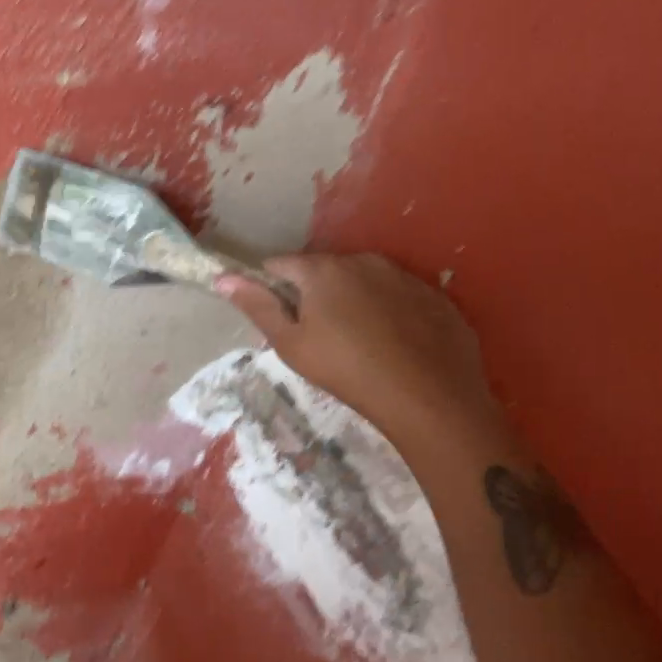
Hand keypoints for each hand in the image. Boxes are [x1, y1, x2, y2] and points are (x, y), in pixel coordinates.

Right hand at [218, 253, 492, 437]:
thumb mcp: (289, 343)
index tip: (277, 316)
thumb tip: (222, 277)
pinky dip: (390, 311)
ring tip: (357, 339)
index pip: (280, 264)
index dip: (271, 286)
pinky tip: (393, 344)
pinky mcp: (438, 298)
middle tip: (317, 333)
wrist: (432, 400)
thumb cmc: (346, 370)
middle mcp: (363, 261)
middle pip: (323, 269)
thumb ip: (256, 305)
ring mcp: (405, 277)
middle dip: (314, 292)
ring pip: (364, 281)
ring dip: (353, 299)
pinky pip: (400, 297)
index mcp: (322, 269)